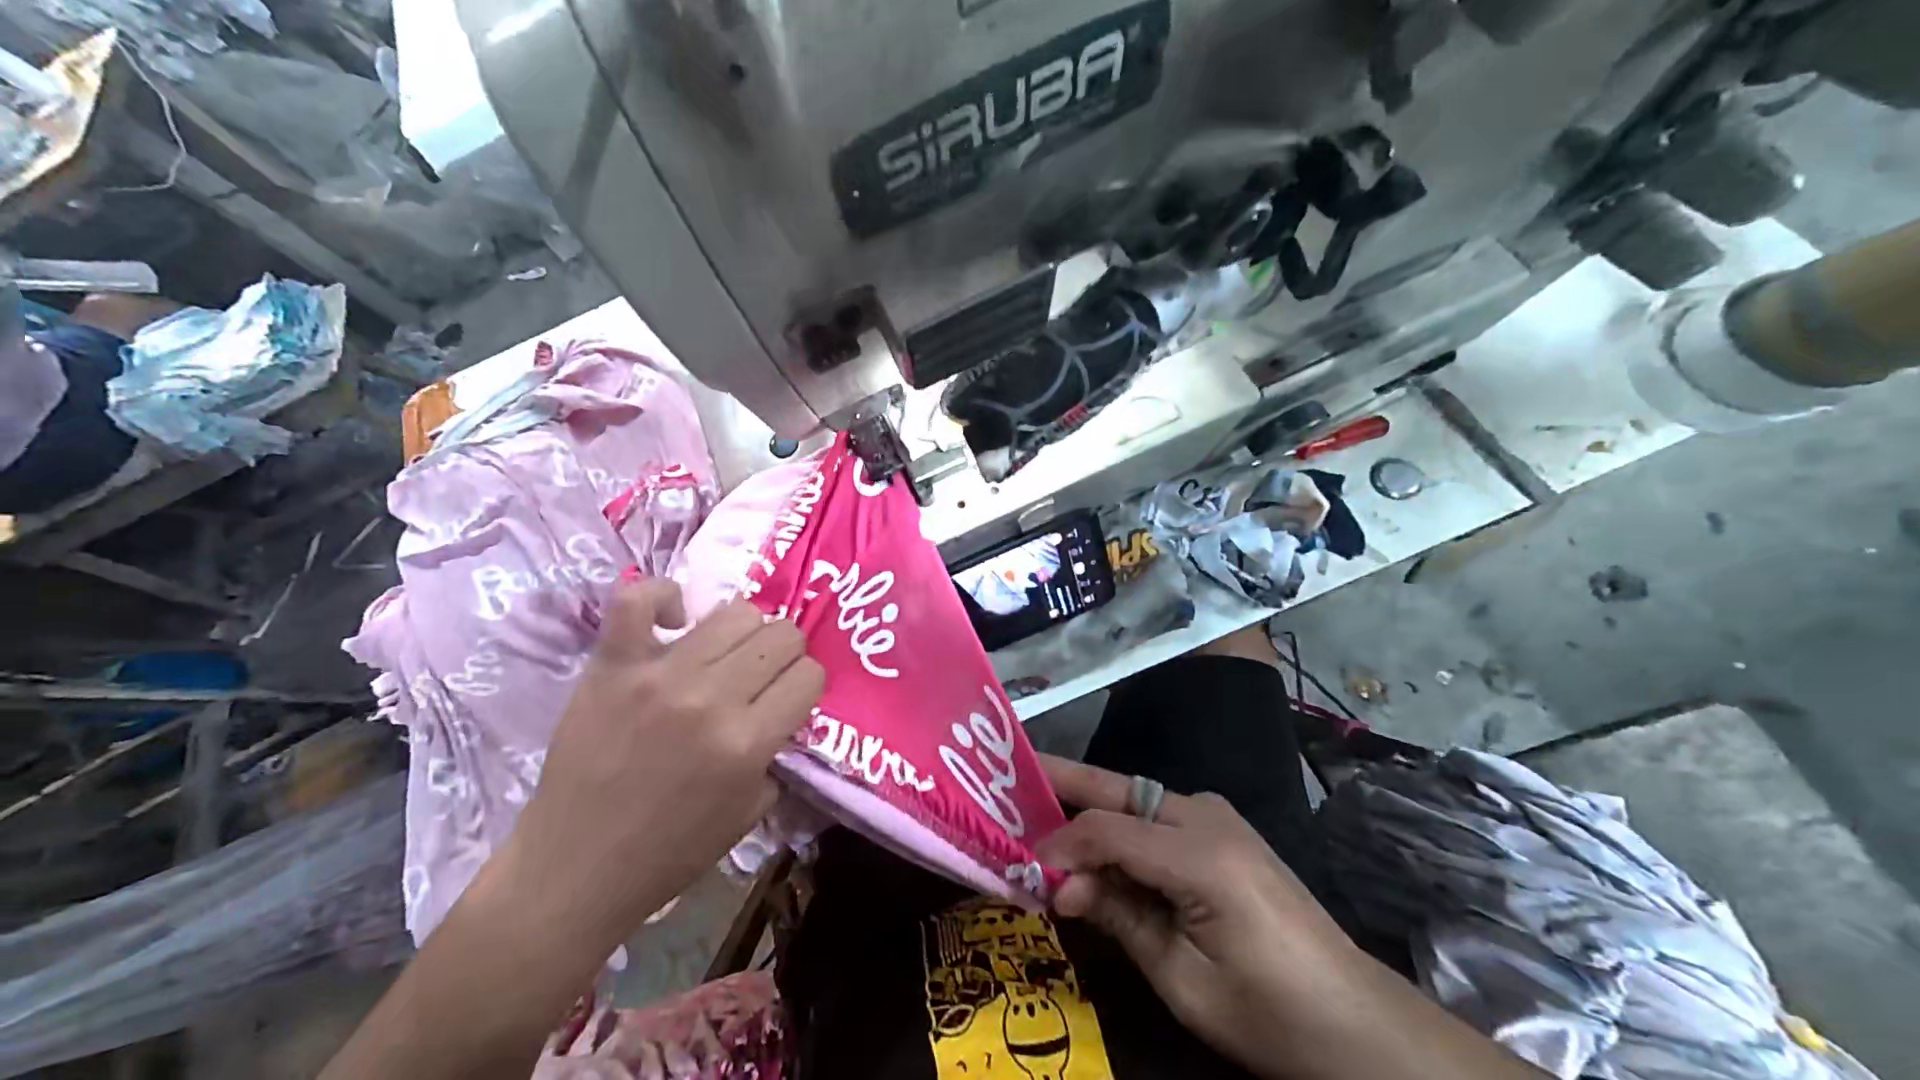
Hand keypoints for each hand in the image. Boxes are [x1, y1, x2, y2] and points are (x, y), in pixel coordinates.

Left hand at [501, 578, 823, 950]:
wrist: (576, 867)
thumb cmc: (670, 850)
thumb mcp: (750, 812)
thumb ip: (777, 752)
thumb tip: (784, 709)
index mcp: (747, 742)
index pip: (809, 674)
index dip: (807, 684)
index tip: (790, 697)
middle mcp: (711, 699)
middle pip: (782, 635)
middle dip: (785, 654)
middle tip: (762, 676)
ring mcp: (659, 675)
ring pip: (736, 612)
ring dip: (744, 632)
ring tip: (725, 655)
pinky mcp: (612, 665)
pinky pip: (639, 598)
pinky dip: (664, 597)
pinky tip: (673, 619)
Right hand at [1036, 755, 1545, 1079]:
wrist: (1356, 1022)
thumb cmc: (1268, 1012)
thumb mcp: (1182, 977)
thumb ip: (1118, 915)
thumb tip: (1061, 883)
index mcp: (1201, 853)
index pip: (1106, 827)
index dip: (1058, 843)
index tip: (1022, 867)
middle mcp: (1208, 816)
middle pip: (1118, 789)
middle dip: (1061, 784)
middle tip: (1009, 781)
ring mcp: (1218, 818)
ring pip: (1134, 797)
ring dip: (1087, 809)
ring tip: (1041, 822)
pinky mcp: (1223, 831)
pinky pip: (1156, 817)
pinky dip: (1118, 826)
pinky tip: (1094, 846)